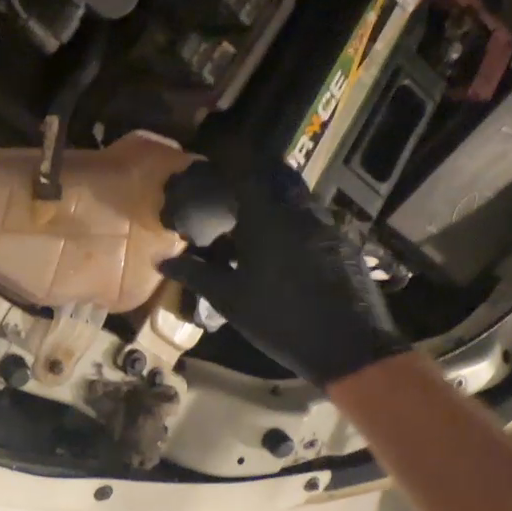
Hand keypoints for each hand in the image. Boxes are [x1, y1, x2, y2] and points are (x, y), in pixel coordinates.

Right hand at [160, 163, 406, 386]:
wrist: (351, 348)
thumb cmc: (280, 319)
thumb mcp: (229, 299)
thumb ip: (194, 274)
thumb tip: (161, 260)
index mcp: (268, 218)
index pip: (247, 171)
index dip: (229, 162)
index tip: (211, 163)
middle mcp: (300, 212)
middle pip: (275, 177)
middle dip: (251, 176)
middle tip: (227, 188)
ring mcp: (326, 227)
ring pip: (295, 197)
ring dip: (271, 199)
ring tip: (248, 218)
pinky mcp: (342, 244)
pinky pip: (310, 217)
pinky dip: (290, 219)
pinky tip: (277, 245)